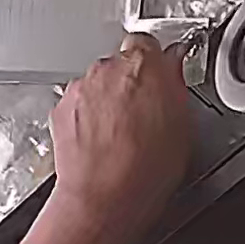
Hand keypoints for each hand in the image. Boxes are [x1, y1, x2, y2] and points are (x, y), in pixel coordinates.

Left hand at [1, 34, 191, 243]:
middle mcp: (108, 69)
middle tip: (141, 116)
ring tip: (119, 136)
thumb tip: (172, 73)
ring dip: (106, 102)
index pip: (148, 43)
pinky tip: (100, 144)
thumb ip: (175, 88)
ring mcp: (81, 88)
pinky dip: (86, 118)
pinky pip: (77, 104)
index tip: (158, 80)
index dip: (153, 64)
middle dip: (129, 85)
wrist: (104, 200)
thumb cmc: (144, 171)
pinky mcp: (61, 108)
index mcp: (145, 64)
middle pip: (120, 64)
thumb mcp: (183, 127)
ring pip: (97, 85)